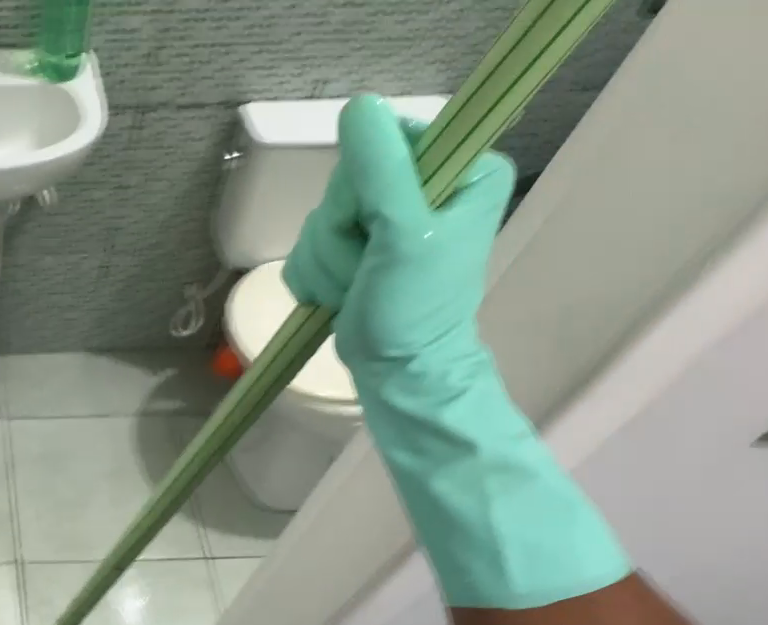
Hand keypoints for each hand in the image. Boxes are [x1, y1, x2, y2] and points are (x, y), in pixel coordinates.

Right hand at [279, 94, 626, 610]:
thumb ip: (381, 171)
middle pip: (347, 182)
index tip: (375, 225)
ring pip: (322, 217)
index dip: (363, 184)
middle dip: (341, 233)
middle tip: (364, 268)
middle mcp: (424, 188)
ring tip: (353, 290)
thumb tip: (357, 108)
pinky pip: (309, 244)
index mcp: (458, 170)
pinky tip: (335, 295)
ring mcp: (386, 221)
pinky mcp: (355, 251)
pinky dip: (314, 274)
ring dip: (326, 261)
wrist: (397, 374)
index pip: (386, 141)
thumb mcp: (403, 235)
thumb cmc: (412, 311)